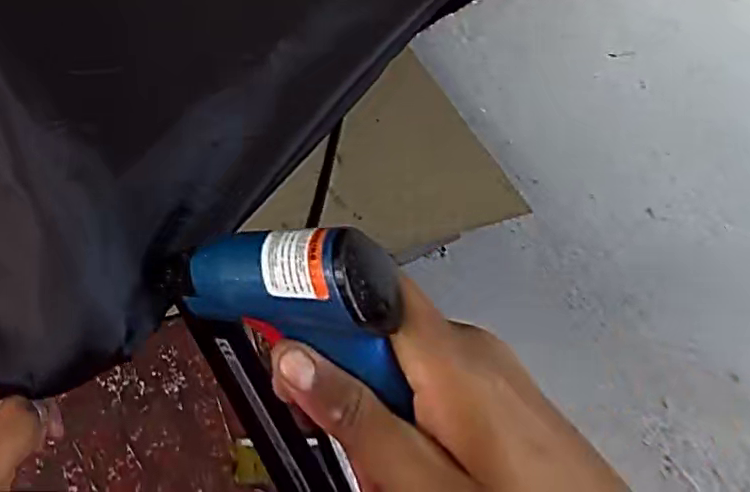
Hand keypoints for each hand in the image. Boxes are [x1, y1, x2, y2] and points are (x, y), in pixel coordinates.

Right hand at [270, 276, 626, 491]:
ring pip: (393, 350)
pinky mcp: (497, 390)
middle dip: (331, 358)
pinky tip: (408, 454)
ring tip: (376, 459)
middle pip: (367, 318)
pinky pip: (425, 371)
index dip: (300, 279)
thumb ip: (357, 418)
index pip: (357, 278)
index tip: (252, 292)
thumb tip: (291, 354)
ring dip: (364, 388)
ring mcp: (487, 367)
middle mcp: (467, 345)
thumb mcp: (427, 488)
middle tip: (312, 411)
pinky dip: (397, 397)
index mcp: (449, 355)